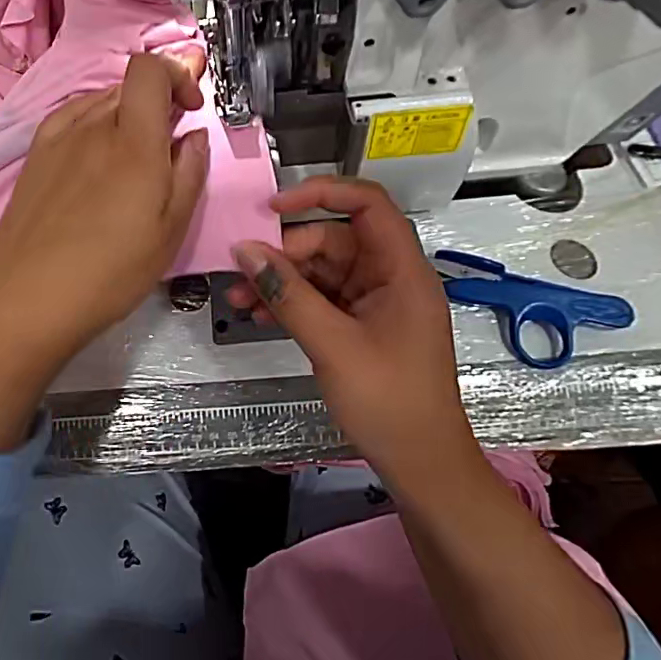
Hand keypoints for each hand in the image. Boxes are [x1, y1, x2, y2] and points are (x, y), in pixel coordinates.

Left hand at [0, 51, 210, 450]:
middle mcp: (92, 125)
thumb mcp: (170, 230)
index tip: (191, 109)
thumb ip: (190, 172)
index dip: (177, 74)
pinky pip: (73, 118)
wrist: (25, 301)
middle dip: (158, 103)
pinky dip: (95, 124)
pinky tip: (97, 161)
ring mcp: (57, 137)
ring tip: (133, 163)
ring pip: (102, 102)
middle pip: (130, 86)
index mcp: (133, 140)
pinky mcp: (34, 154)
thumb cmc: (109, 272)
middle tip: (169, 146)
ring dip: (128, 117)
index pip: (150, 67)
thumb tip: (194, 135)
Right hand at [228, 177, 480, 486]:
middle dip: (286, 253)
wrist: (422, 467)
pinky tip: (258, 314)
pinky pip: (320, 298)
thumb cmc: (389, 402)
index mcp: (401, 269)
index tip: (274, 207)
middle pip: (333, 240)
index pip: (367, 204)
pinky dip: (291, 303)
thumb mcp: (333, 345)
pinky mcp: (359, 324)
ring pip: (321, 271)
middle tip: (244, 273)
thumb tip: (244, 251)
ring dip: (280, 280)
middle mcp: (389, 276)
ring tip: (238, 298)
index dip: (322, 192)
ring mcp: (374, 301)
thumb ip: (287, 294)